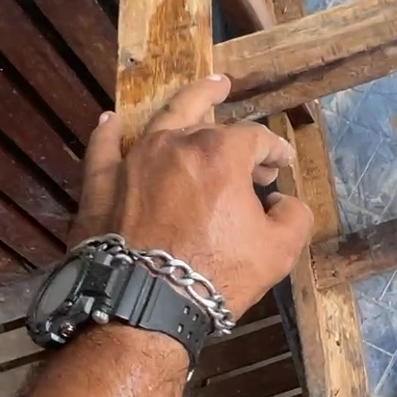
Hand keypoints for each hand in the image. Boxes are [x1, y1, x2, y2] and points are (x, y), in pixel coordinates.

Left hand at [70, 76, 313, 316]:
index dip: (275, 150)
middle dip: (239, 138)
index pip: (257, 138)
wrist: (146, 305)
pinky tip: (112, 121)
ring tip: (204, 90)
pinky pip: (105, 149)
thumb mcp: (280, 250)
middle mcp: (175, 144)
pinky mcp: (102, 185)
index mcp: (221, 153)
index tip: (283, 163)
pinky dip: (110, 133)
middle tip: (253, 156)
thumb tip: (285, 201)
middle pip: (212, 124)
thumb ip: (294, 215)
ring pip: (162, 122)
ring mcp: (134, 161)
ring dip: (186, 104)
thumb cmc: (217, 275)